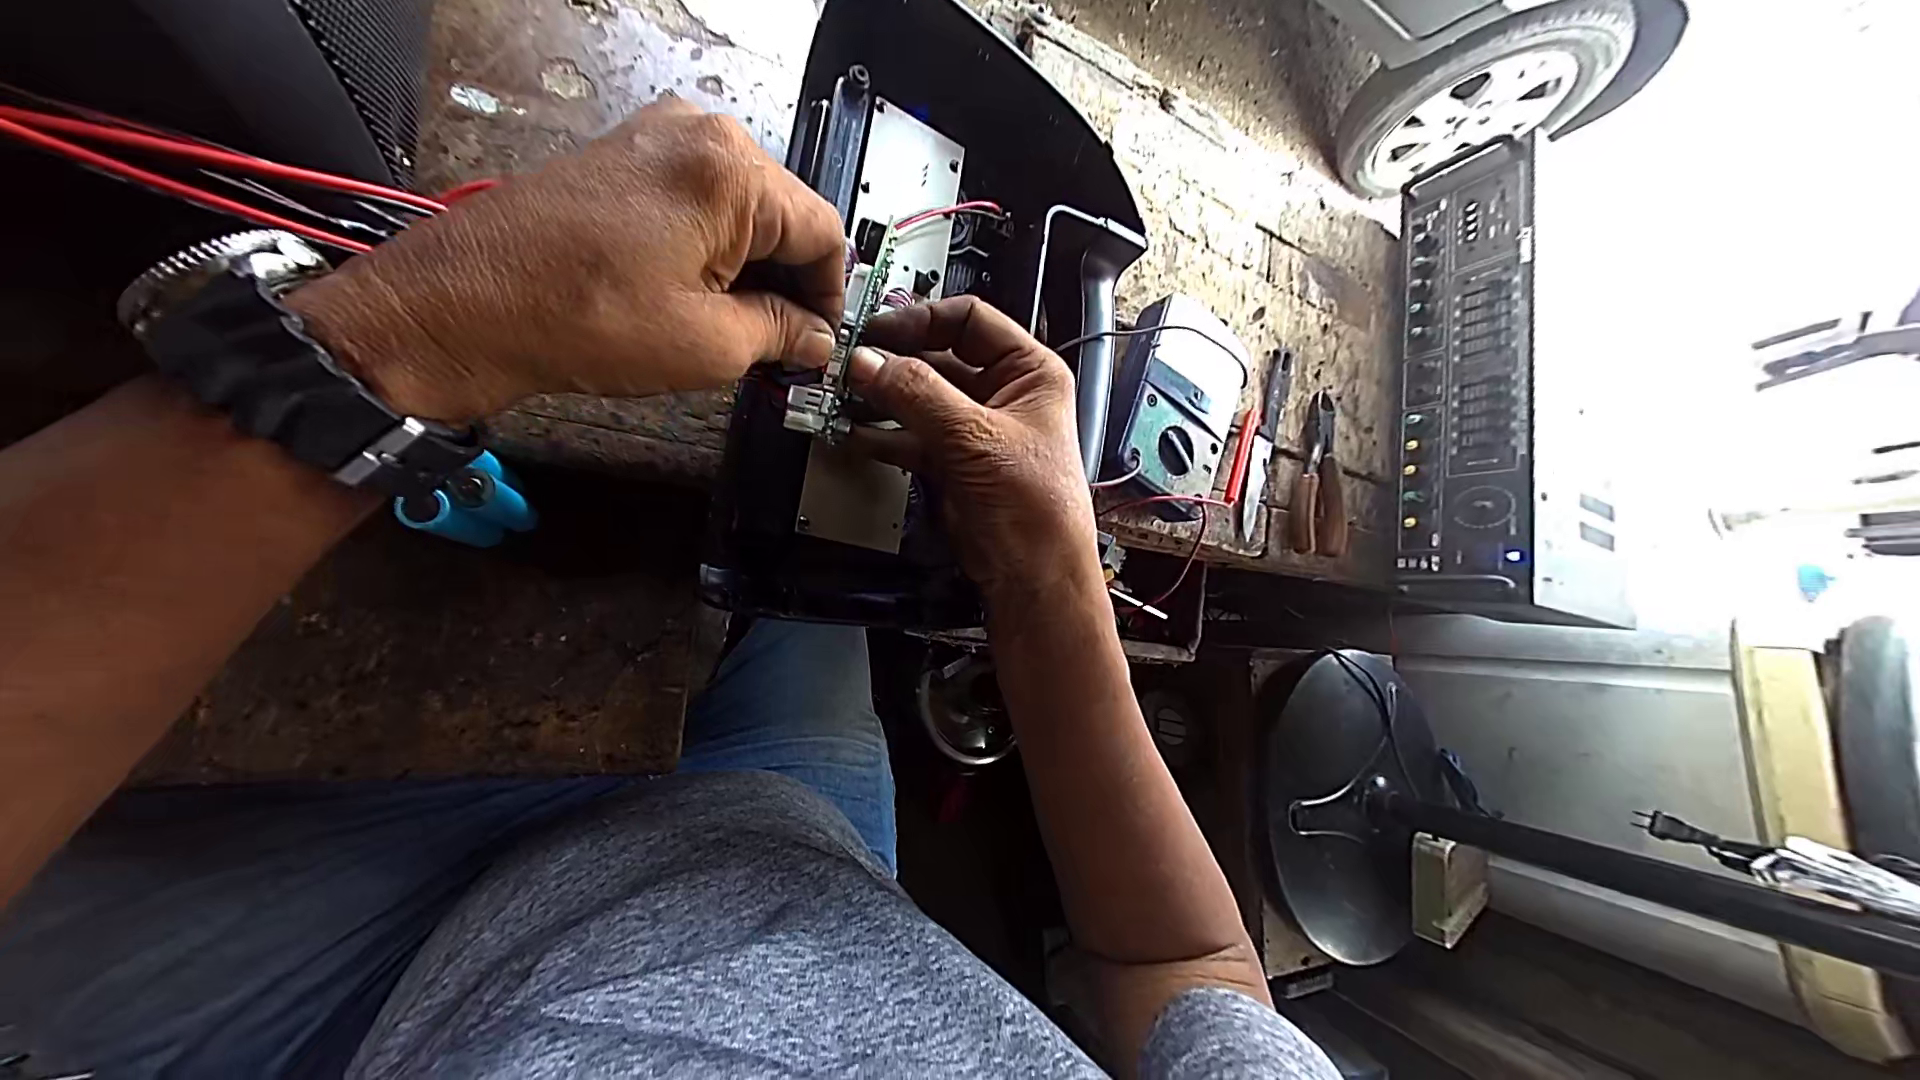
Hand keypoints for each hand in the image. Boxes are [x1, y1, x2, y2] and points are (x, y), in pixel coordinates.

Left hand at [286, 98, 845, 423]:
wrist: (467, 308)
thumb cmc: (582, 319)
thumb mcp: (713, 344)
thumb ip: (784, 335)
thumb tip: (816, 339)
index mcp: (731, 172)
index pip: (824, 232)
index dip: (831, 294)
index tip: (821, 338)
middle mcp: (698, 137)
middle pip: (787, 217)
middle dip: (793, 285)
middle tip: (787, 344)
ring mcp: (658, 142)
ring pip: (748, 214)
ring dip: (758, 274)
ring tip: (744, 329)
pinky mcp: (629, 161)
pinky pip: (705, 207)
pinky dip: (721, 255)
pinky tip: (709, 300)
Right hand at [846, 296, 1100, 600]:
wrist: (1032, 575)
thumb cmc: (1040, 511)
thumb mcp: (979, 439)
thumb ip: (920, 396)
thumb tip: (873, 363)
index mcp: (1029, 373)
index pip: (970, 321)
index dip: (922, 321)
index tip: (879, 331)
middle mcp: (1000, 395)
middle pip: (935, 359)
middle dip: (893, 364)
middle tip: (852, 367)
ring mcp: (971, 430)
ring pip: (916, 400)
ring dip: (880, 399)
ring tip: (845, 398)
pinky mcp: (950, 462)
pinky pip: (907, 437)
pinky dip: (881, 436)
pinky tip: (856, 434)